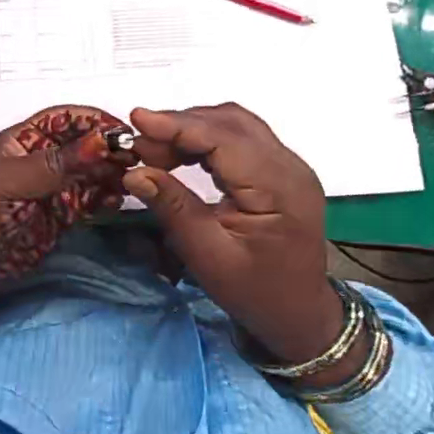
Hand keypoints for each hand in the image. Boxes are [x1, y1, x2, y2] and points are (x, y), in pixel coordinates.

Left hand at [0, 105, 132, 313]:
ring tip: (134, 182)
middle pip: (84, 145)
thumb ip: (56, 163)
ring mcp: (51, 189)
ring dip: (112, 174)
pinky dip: (105, 199)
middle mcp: (41, 160)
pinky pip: (89, 201)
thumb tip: (101, 141)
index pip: (66, 119)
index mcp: (23, 141)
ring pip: (91, 173)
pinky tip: (118, 202)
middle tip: (139, 162)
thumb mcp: (10, 184)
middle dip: (110, 149)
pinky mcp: (59, 216)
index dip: (95, 121)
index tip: (126, 132)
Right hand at [122, 104, 353, 377]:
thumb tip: (134, 173)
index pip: (224, 138)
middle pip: (230, 122)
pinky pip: (238, 139)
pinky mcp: (278, 170)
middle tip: (138, 146)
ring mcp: (287, 166)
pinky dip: (204, 140)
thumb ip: (173, 208)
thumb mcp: (207, 256)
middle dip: (179, 125)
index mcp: (278, 189)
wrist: (299, 314)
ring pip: (234, 125)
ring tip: (152, 152)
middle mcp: (289, 167)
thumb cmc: (254, 292)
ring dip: (190, 129)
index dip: (178, 125)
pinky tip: (177, 157)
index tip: (136, 119)